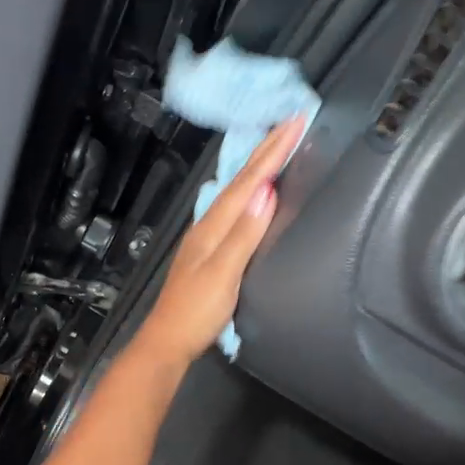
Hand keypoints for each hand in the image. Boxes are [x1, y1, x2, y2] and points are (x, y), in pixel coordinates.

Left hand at [130, 119, 303, 367]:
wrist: (168, 342)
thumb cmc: (195, 313)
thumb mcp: (223, 274)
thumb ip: (244, 234)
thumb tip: (266, 191)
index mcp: (212, 228)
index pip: (247, 182)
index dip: (273, 152)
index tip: (297, 121)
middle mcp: (206, 227)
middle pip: (239, 182)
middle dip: (266, 151)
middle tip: (292, 122)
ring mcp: (205, 240)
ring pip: (235, 193)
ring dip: (257, 168)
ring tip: (276, 148)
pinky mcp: (208, 253)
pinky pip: (233, 210)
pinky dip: (248, 194)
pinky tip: (252, 195)